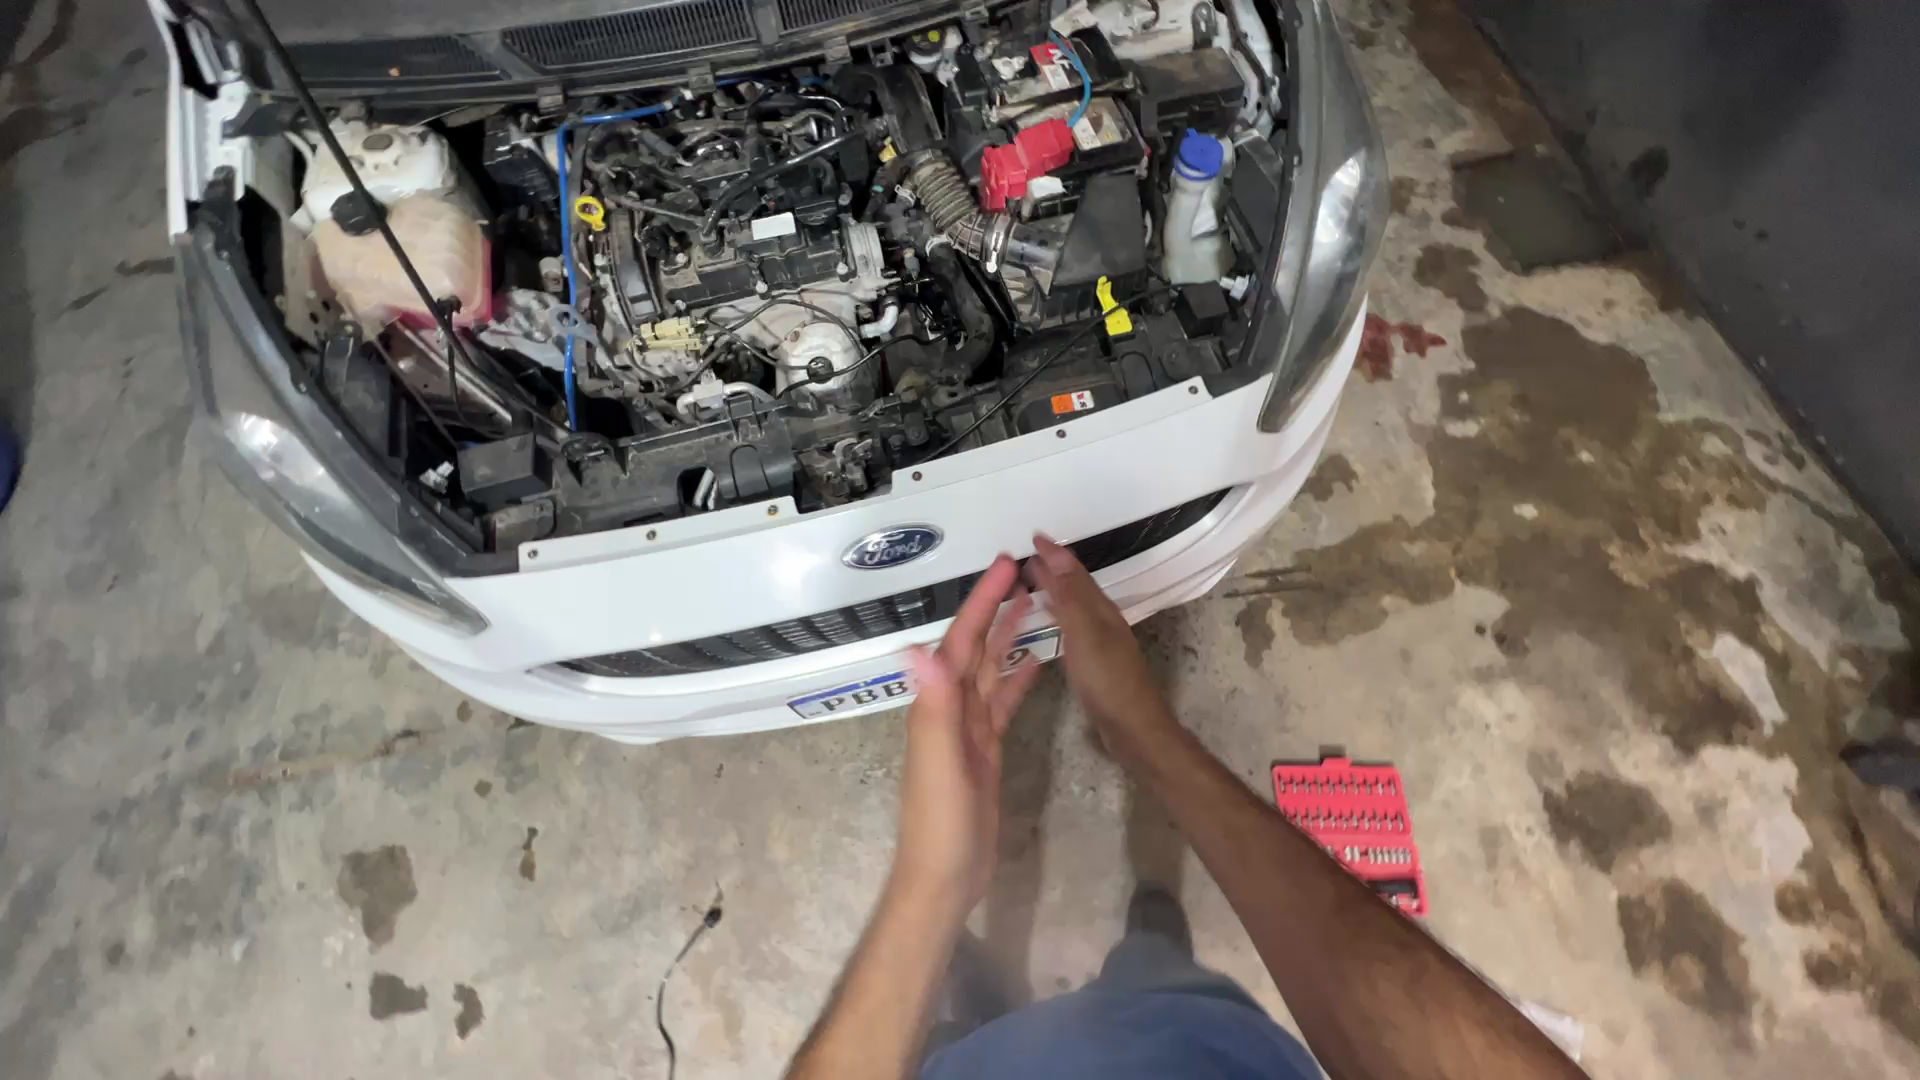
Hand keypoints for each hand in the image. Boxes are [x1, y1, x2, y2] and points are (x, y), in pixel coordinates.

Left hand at [892, 555, 1041, 913]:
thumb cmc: (940, 822)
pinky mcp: (986, 747)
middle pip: (976, 646)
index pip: (962, 641)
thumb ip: (933, 707)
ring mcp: (969, 727)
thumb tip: (918, 648)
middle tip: (1023, 573)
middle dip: (995, 607)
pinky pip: (1004, 702)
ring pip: (991, 669)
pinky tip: (1037, 663)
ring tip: (1034, 604)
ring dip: (1008, 636)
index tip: (1005, 565)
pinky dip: (1018, 679)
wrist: (944, 877)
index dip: (981, 601)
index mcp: (938, 703)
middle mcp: (950, 707)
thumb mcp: (939, 762)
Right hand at [1025, 534, 1179, 763]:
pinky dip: (1058, 615)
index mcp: (1100, 610)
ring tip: (1034, 581)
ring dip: (1056, 590)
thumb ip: (1070, 596)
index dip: (1055, 554)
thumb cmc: (1108, 681)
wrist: (1134, 728)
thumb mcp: (1085, 633)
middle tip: (1028, 556)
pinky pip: (1072, 627)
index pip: (1074, 573)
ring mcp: (1101, 642)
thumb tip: (1056, 555)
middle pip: (1076, 586)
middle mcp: (1102, 620)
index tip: (1034, 537)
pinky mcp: (1096, 662)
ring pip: (1075, 605)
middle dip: (1054, 568)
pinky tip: (1050, 622)